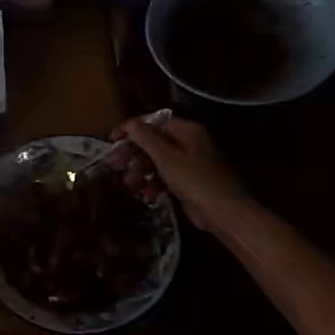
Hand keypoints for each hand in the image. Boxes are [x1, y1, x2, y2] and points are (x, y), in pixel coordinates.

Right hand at [112, 116, 252, 232]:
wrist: (223, 211)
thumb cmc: (194, 180)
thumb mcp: (166, 157)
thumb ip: (146, 138)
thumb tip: (130, 123)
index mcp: (186, 131)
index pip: (152, 122)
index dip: (130, 130)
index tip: (111, 140)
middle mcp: (188, 143)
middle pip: (152, 142)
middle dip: (133, 154)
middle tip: (116, 165)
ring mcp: (188, 162)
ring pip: (155, 161)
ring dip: (140, 172)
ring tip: (131, 185)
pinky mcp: (186, 180)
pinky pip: (163, 176)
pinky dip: (153, 184)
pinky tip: (147, 195)